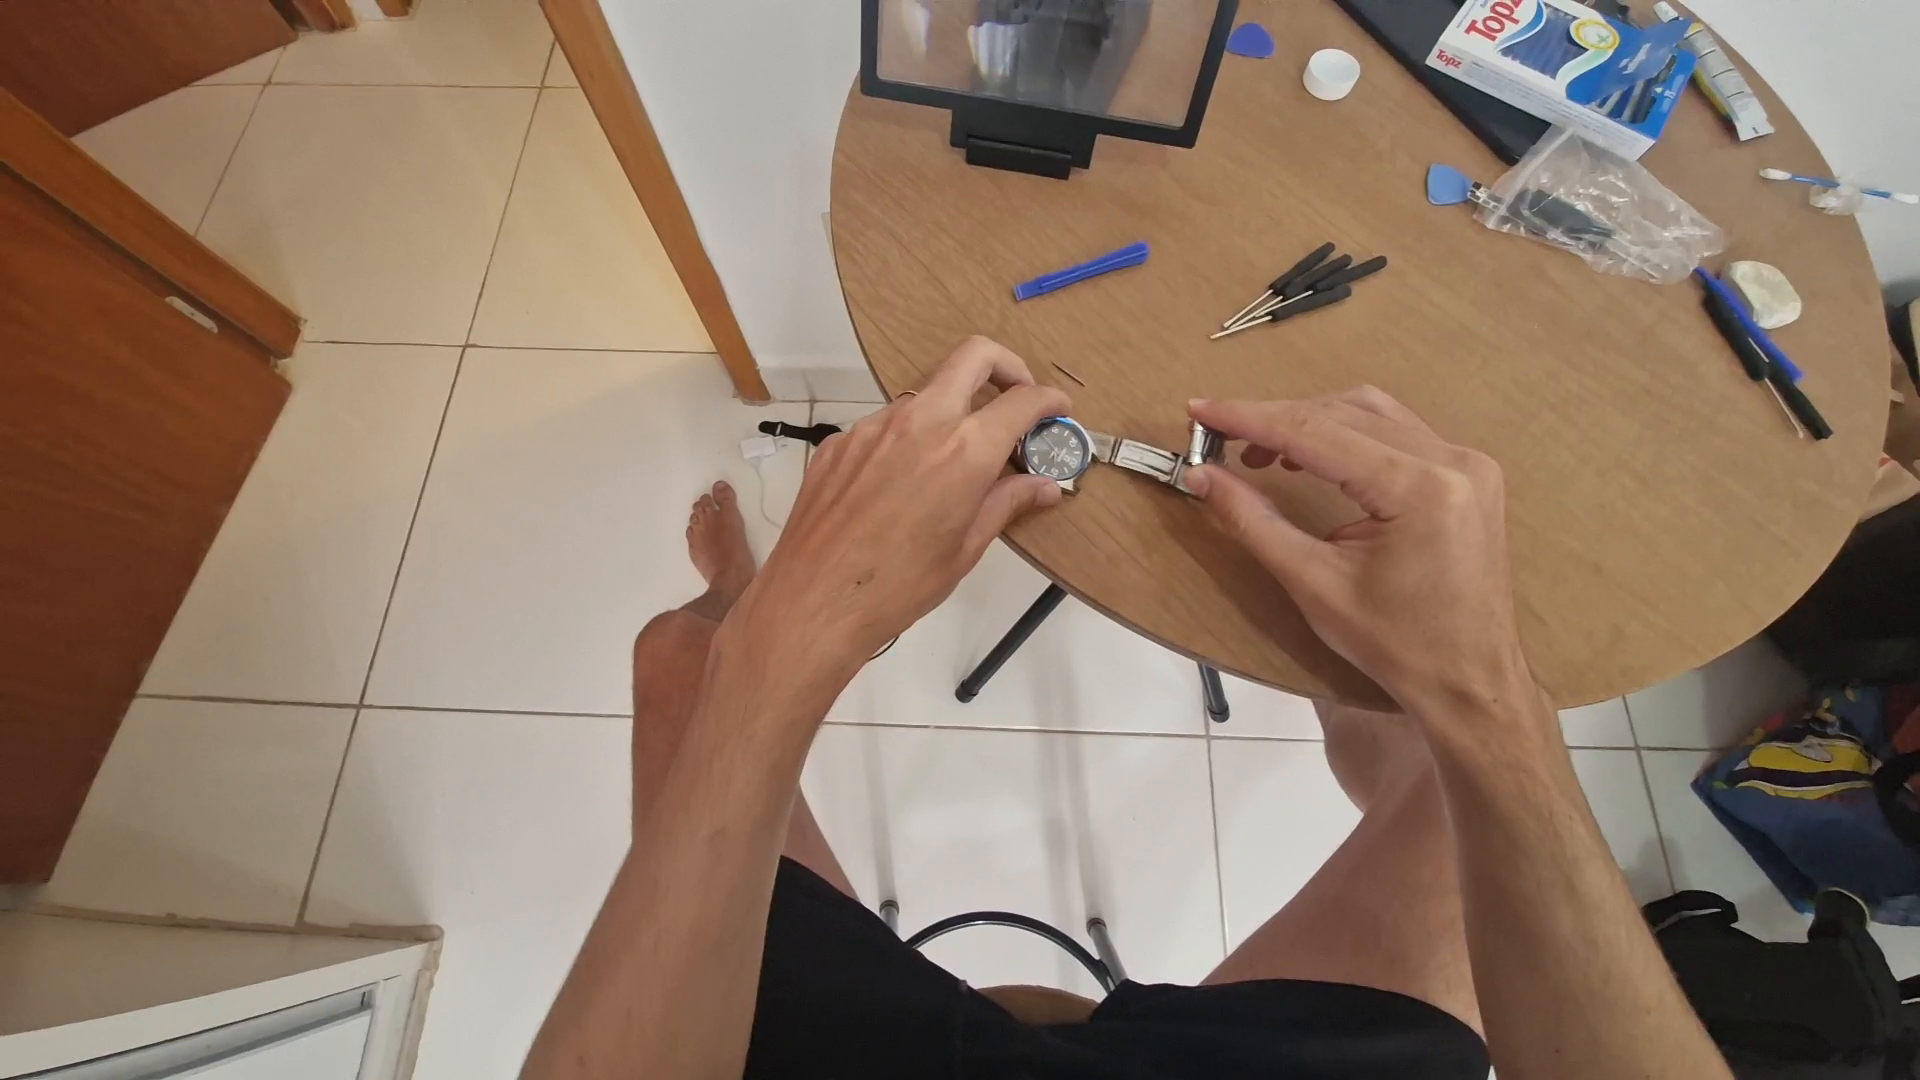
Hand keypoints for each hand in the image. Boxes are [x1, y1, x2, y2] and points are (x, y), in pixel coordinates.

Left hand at [735, 337, 1070, 676]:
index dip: (1048, 401)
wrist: (814, 601)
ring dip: (948, 415)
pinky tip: (896, 488)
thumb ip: (1006, 504)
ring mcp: (872, 426)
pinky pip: (883, 428)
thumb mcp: (965, 548)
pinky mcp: (838, 442)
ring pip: (923, 397)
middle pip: (974, 356)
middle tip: (1015, 399)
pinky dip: (904, 443)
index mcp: (963, 451)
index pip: (1022, 401)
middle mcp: (919, 421)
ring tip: (948, 467)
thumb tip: (1045, 486)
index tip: (1057, 410)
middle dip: (1006, 367)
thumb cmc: (901, 586)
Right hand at [1183, 387, 1531, 712]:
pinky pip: (1392, 430)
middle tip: (1218, 435)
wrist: (1468, 678)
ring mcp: (1465, 463)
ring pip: (1367, 412)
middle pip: (1340, 412)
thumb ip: (1252, 520)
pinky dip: (1341, 433)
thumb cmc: (1392, 642)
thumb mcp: (1310, 582)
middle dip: (1272, 419)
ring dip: (1306, 421)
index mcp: (1419, 489)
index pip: (1315, 431)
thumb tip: (1201, 476)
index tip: (1199, 410)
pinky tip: (1308, 457)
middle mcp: (1451, 461)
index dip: (1249, 418)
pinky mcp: (1465, 472)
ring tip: (1257, 451)